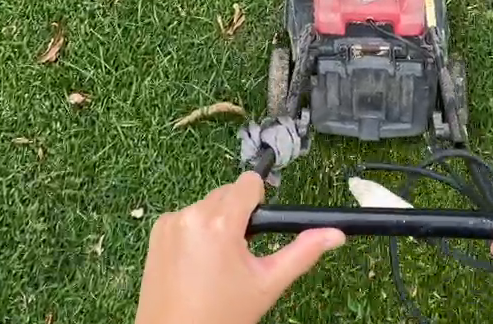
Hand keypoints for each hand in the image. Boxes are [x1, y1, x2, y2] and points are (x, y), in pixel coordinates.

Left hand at [135, 172, 345, 323]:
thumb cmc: (222, 317)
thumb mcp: (266, 285)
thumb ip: (302, 253)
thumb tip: (336, 233)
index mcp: (221, 223)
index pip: (249, 182)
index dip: (258, 202)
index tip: (256, 230)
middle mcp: (193, 213)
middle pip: (228, 193)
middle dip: (237, 216)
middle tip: (237, 256)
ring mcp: (171, 221)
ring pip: (207, 205)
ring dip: (215, 224)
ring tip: (214, 265)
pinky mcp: (157, 231)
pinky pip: (185, 217)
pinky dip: (193, 232)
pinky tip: (194, 264)